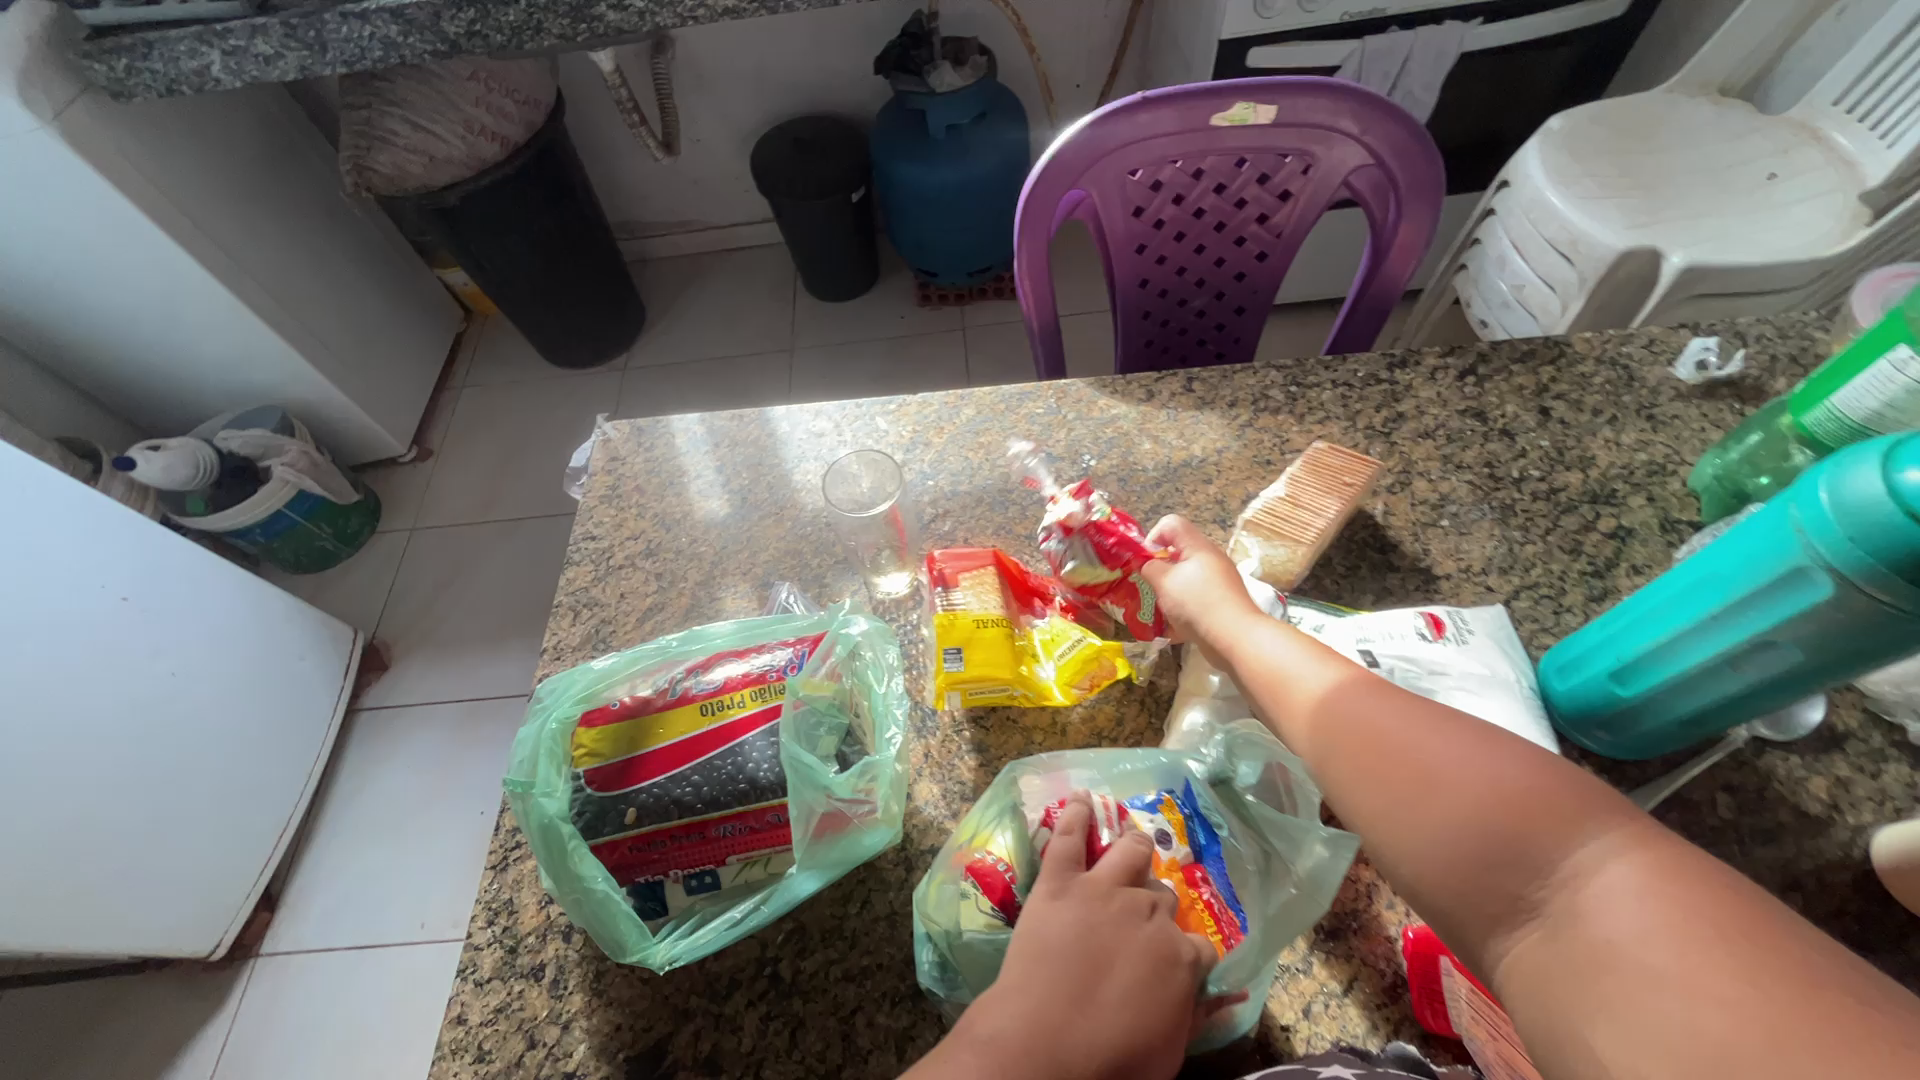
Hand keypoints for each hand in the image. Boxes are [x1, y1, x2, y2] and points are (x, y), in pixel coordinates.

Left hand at [930, 794, 1241, 1079]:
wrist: (1044, 1043)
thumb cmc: (1111, 1059)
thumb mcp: (1168, 1050)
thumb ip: (1196, 1014)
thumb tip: (1228, 997)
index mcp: (1179, 954)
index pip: (1200, 943)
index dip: (1188, 951)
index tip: (1178, 959)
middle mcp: (1147, 912)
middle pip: (1162, 895)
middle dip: (1157, 904)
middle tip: (1141, 916)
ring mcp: (1102, 890)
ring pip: (1129, 852)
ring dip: (1134, 847)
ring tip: (1132, 841)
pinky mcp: (1060, 881)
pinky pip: (1068, 838)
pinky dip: (1074, 814)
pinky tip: (1079, 798)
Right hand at [1141, 515, 1265, 661]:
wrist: (1236, 639)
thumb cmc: (1197, 604)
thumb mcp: (1164, 582)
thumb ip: (1149, 568)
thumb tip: (1146, 564)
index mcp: (1198, 547)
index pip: (1171, 524)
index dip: (1153, 537)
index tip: (1145, 562)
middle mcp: (1211, 560)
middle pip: (1178, 554)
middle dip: (1158, 570)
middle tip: (1148, 588)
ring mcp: (1218, 583)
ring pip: (1185, 580)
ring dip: (1168, 593)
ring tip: (1158, 611)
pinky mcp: (1221, 604)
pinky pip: (1195, 600)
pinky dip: (1182, 611)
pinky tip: (1173, 629)